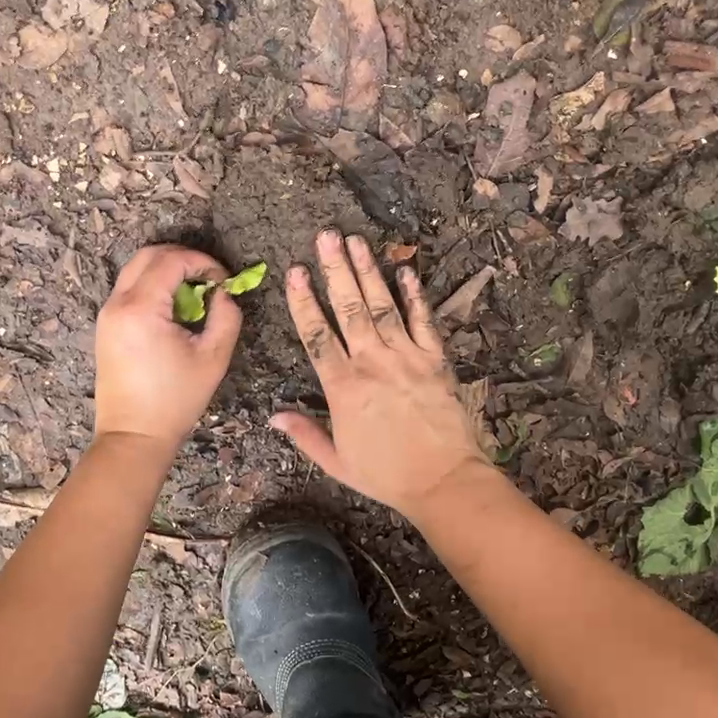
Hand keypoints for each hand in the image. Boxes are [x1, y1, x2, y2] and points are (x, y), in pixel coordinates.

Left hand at [93, 244, 241, 448]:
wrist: (133, 435)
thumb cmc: (175, 400)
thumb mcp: (214, 358)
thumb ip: (226, 317)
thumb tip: (224, 293)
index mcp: (141, 308)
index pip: (172, 261)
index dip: (203, 262)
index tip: (224, 280)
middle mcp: (117, 304)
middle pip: (148, 255)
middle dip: (183, 258)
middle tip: (209, 278)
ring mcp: (107, 314)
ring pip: (136, 269)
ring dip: (167, 271)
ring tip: (194, 295)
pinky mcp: (105, 326)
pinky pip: (129, 289)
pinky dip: (153, 287)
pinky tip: (174, 311)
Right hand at [271, 230, 495, 516]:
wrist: (444, 481)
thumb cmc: (387, 475)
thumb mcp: (337, 462)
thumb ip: (305, 434)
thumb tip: (273, 415)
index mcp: (344, 388)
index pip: (317, 336)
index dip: (304, 302)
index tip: (296, 272)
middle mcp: (373, 364)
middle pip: (349, 308)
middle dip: (336, 269)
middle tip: (326, 236)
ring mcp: (407, 358)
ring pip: (382, 306)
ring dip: (368, 271)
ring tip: (357, 241)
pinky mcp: (435, 360)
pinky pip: (423, 321)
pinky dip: (414, 295)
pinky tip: (405, 270)